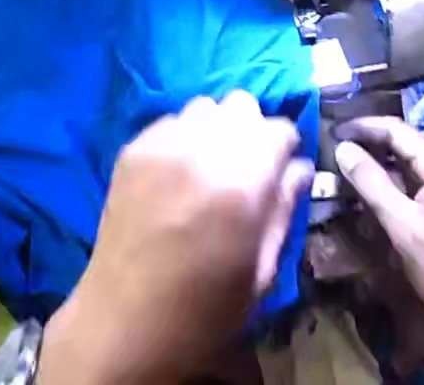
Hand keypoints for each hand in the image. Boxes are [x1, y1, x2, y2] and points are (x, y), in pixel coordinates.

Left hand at [40, 92, 312, 384]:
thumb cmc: (205, 308)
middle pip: (241, 103)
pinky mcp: (133, 146)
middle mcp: (203, 147)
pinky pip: (170, 122)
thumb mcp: (261, 270)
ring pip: (203, 106)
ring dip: (214, 128)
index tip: (280, 168)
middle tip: (245, 165)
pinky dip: (181, 137)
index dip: (285, 148)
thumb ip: (283, 208)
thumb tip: (299, 168)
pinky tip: (176, 174)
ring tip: (208, 165)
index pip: (279, 128)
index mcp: (243, 179)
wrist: (124, 320)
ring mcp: (164, 142)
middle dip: (250, 129)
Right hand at [333, 118, 423, 384]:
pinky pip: (414, 191)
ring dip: (375, 171)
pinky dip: (389, 191)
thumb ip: (372, 183)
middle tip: (328, 154)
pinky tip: (366, 200)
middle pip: (401, 147)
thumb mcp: (407, 229)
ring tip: (340, 174)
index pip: (396, 129)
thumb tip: (342, 148)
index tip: (328, 132)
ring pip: (406, 170)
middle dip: (365, 148)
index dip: (361, 127)